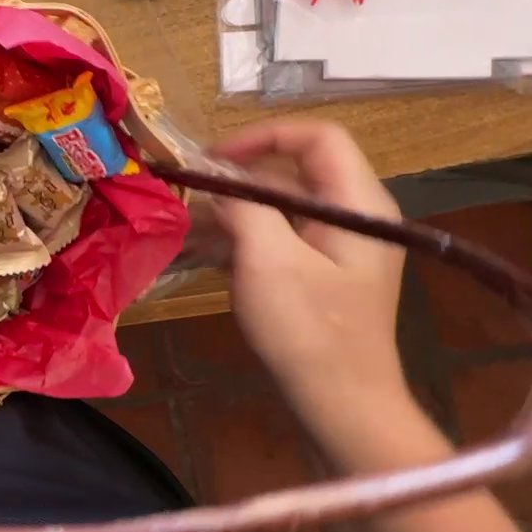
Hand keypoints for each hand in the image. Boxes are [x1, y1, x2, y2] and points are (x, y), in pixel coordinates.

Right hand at [211, 120, 407, 430]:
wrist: (337, 393)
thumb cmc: (308, 325)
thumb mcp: (269, 261)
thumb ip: (244, 208)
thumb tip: (213, 180)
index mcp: (356, 206)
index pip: (317, 139)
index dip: (261, 138)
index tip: (209, 161)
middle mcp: (349, 216)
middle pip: (288, 172)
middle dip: (230, 177)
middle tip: (180, 193)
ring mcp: (330, 244)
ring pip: (271, 205)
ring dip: (223, 209)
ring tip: (176, 224)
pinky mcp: (310, 269)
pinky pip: (267, 235)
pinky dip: (229, 235)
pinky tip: (190, 249)